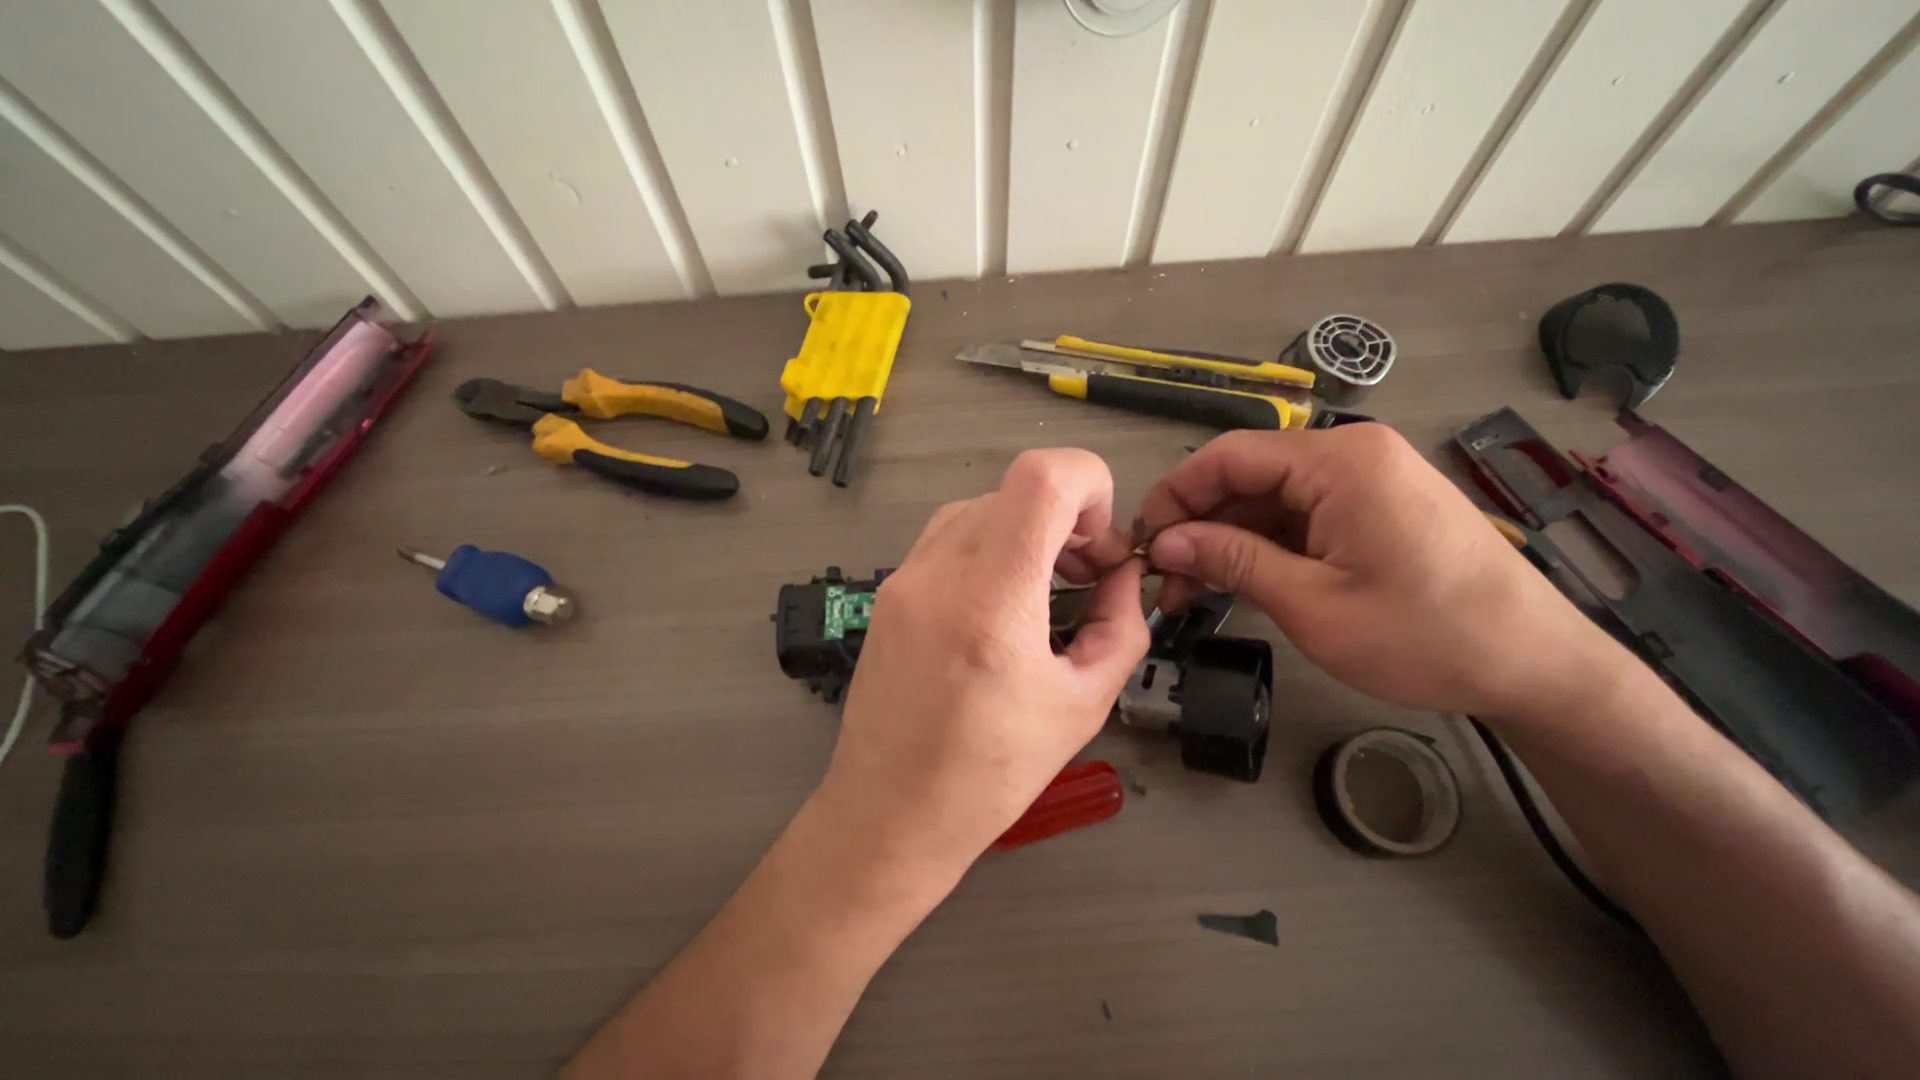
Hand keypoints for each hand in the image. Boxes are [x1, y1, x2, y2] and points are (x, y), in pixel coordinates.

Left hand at [819, 450, 1150, 869]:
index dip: (1090, 484)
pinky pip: (948, 538)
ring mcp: (904, 577)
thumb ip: (1119, 624)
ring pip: (980, 507)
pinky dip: (989, 548)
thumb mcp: (1083, 703)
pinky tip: (1003, 602)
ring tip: (1046, 589)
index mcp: (993, 599)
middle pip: (1014, 489)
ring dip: (1026, 530)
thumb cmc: (992, 773)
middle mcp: (938, 571)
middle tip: (1086, 577)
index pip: (1042, 476)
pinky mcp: (888, 592)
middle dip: (1066, 517)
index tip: (1102, 541)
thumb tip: (1125, 575)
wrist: (891, 812)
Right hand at [1137, 425, 1620, 719]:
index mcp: (1340, 461)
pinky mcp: (1378, 509)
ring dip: (1228, 542)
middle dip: (1198, 526)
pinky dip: (1266, 548)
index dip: (1174, 495)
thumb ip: (1231, 561)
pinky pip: (1304, 516)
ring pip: (1272, 500)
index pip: (1228, 456)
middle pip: (1248, 476)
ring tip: (1192, 593)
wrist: (1536, 665)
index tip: (1139, 544)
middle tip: (1161, 582)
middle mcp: (1353, 454)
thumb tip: (1162, 543)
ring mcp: (1370, 481)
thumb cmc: (1424, 635)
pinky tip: (1239, 583)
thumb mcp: (1312, 604)